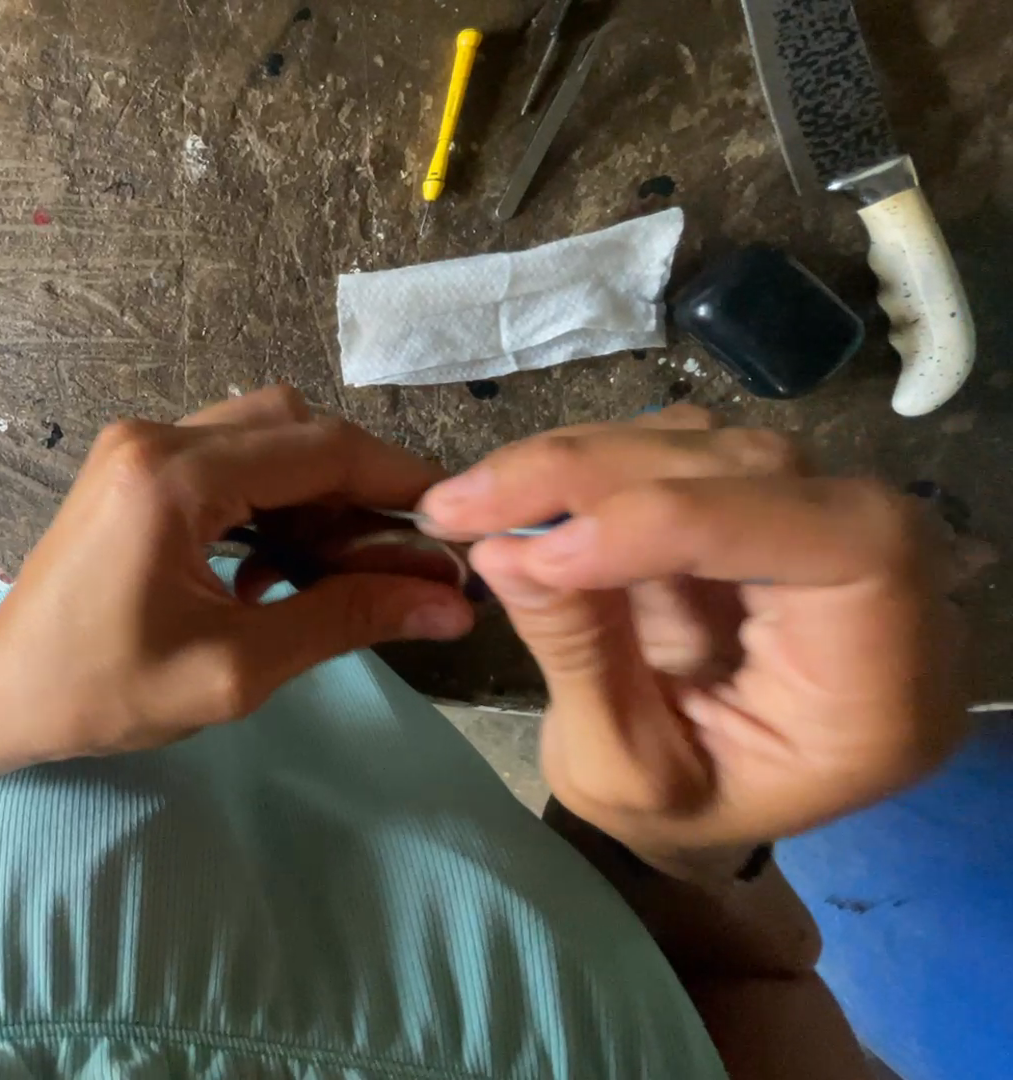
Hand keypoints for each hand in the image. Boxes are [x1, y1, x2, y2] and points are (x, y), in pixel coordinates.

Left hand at [0, 386, 474, 769]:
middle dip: (353, 488)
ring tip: (332, 573)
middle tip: (390, 561)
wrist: (1, 696)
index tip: (454, 522)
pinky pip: (219, 463)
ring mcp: (133, 448)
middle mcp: (152, 437)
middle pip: (291, 429)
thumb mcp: (235, 668)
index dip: (400, 481)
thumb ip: (345, 619)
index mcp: (173, 476)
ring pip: (258, 440)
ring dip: (308, 497)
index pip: (321, 449)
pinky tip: (267, 571)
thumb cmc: (102, 692)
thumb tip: (447, 601)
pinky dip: (261, 503)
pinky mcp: (127, 470)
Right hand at [418, 406, 963, 879]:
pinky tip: (502, 500)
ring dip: (565, 461)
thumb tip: (501, 550)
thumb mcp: (615, 769)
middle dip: (591, 476)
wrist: (677, 804)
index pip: (843, 547)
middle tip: (460, 505)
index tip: (546, 555)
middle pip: (754, 470)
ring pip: (695, 443)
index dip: (691, 521)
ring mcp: (785, 536)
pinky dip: (565, 466)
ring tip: (461, 502)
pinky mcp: (721, 513)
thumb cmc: (665, 815)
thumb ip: (577, 658)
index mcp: (876, 686)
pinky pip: (653, 453)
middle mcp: (861, 588)